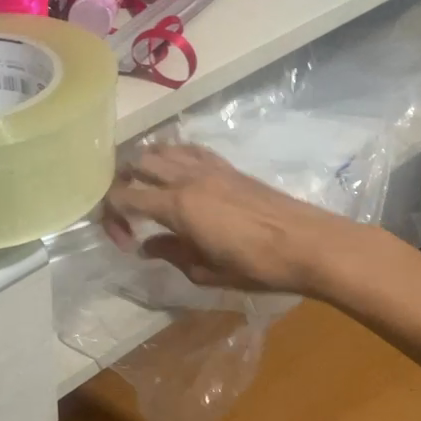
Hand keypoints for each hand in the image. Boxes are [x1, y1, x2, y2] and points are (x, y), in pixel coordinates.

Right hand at [102, 143, 361, 294]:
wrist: (308, 245)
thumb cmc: (255, 266)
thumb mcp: (204, 271)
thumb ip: (170, 253)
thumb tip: (148, 245)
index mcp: (176, 205)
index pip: (122, 196)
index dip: (111, 218)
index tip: (126, 243)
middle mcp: (186, 177)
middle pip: (135, 162)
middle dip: (121, 185)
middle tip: (129, 214)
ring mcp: (208, 168)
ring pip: (160, 149)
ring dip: (144, 167)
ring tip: (147, 193)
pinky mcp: (227, 167)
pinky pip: (188, 150)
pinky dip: (172, 157)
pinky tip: (176, 177)